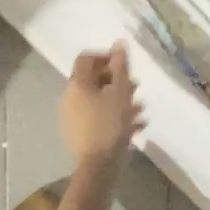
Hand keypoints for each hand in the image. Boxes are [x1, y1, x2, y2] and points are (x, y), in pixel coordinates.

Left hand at [59, 43, 143, 164]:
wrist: (99, 166)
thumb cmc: (111, 125)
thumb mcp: (121, 92)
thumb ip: (120, 66)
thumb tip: (119, 43)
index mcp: (77, 84)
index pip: (87, 58)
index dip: (106, 56)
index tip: (125, 65)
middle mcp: (69, 98)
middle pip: (93, 80)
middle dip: (116, 81)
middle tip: (136, 88)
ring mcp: (72, 117)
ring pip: (97, 100)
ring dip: (118, 99)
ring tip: (139, 108)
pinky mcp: (78, 134)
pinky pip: (97, 117)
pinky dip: (113, 116)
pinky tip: (135, 125)